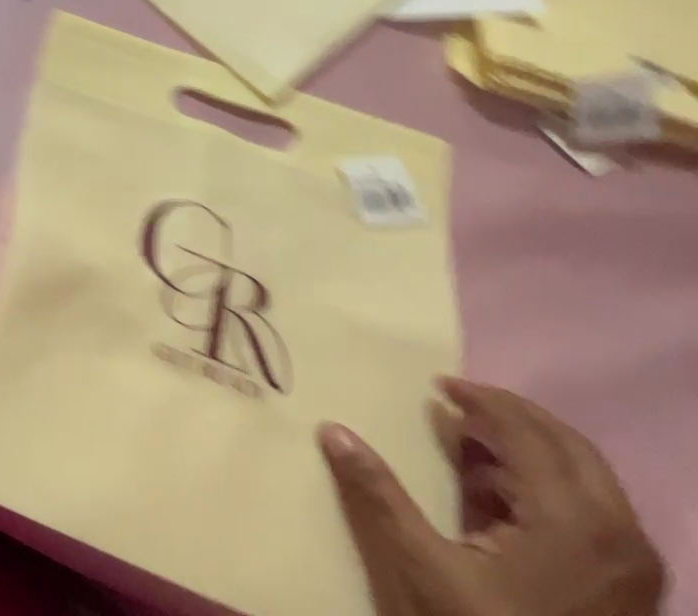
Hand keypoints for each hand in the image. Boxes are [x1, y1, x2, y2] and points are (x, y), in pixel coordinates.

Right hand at [321, 378, 663, 615]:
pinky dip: (546, 481)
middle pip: (569, 445)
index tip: (438, 383)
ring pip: (587, 475)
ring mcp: (632, 560)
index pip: (529, 434)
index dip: (483, 402)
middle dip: (513, 414)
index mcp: (573, 521)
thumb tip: (332, 430)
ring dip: (530, 446)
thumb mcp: (423, 567)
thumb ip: (380, 495)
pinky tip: (498, 490)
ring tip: (469, 438)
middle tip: (456, 398)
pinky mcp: (629, 581)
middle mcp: (618, 531)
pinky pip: (592, 506)